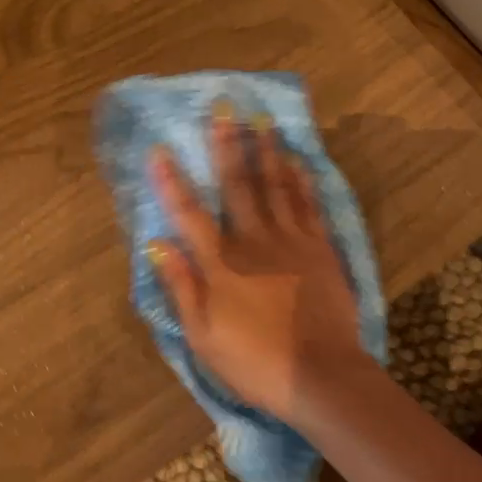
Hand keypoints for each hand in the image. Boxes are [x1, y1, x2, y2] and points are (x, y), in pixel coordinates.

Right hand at [146, 104, 371, 423]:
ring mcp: (291, 241)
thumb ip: (182, 287)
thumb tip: (158, 244)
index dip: (172, 181)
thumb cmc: (255, 362)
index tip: (160, 149)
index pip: (189, 214)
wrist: (322, 375)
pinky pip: (309, 204)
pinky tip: (297, 160)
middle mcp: (254, 240)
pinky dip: (301, 179)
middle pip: (238, 184)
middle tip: (224, 107)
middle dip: (227, 143)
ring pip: (276, 185)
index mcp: (221, 263)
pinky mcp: (321, 249)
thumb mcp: (203, 336)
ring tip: (261, 120)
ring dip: (267, 150)